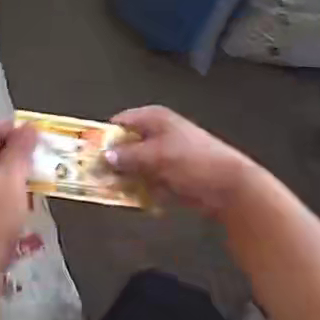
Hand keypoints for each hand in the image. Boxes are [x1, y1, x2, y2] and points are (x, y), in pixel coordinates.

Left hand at [0, 120, 37, 271]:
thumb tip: (30, 125)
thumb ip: (21, 149)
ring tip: (42, 170)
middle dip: (19, 146)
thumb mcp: (12, 177)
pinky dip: (13, 182)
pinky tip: (29, 191)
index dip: (16, 127)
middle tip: (45, 152)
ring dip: (18, 166)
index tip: (40, 135)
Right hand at [106, 106, 262, 218]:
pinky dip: (142, 190)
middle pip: (126, 145)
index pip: (121, 122)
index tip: (89, 152)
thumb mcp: (158, 155)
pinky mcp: (171, 177)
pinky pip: (148, 182)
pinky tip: (135, 200)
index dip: (105, 135)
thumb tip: (104, 156)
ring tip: (111, 191)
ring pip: (136, 166)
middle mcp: (158, 134)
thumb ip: (129, 155)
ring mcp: (165, 156)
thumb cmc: (193, 161)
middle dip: (114, 161)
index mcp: (155, 119)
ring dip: (127, 178)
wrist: (229, 187)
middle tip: (96, 176)